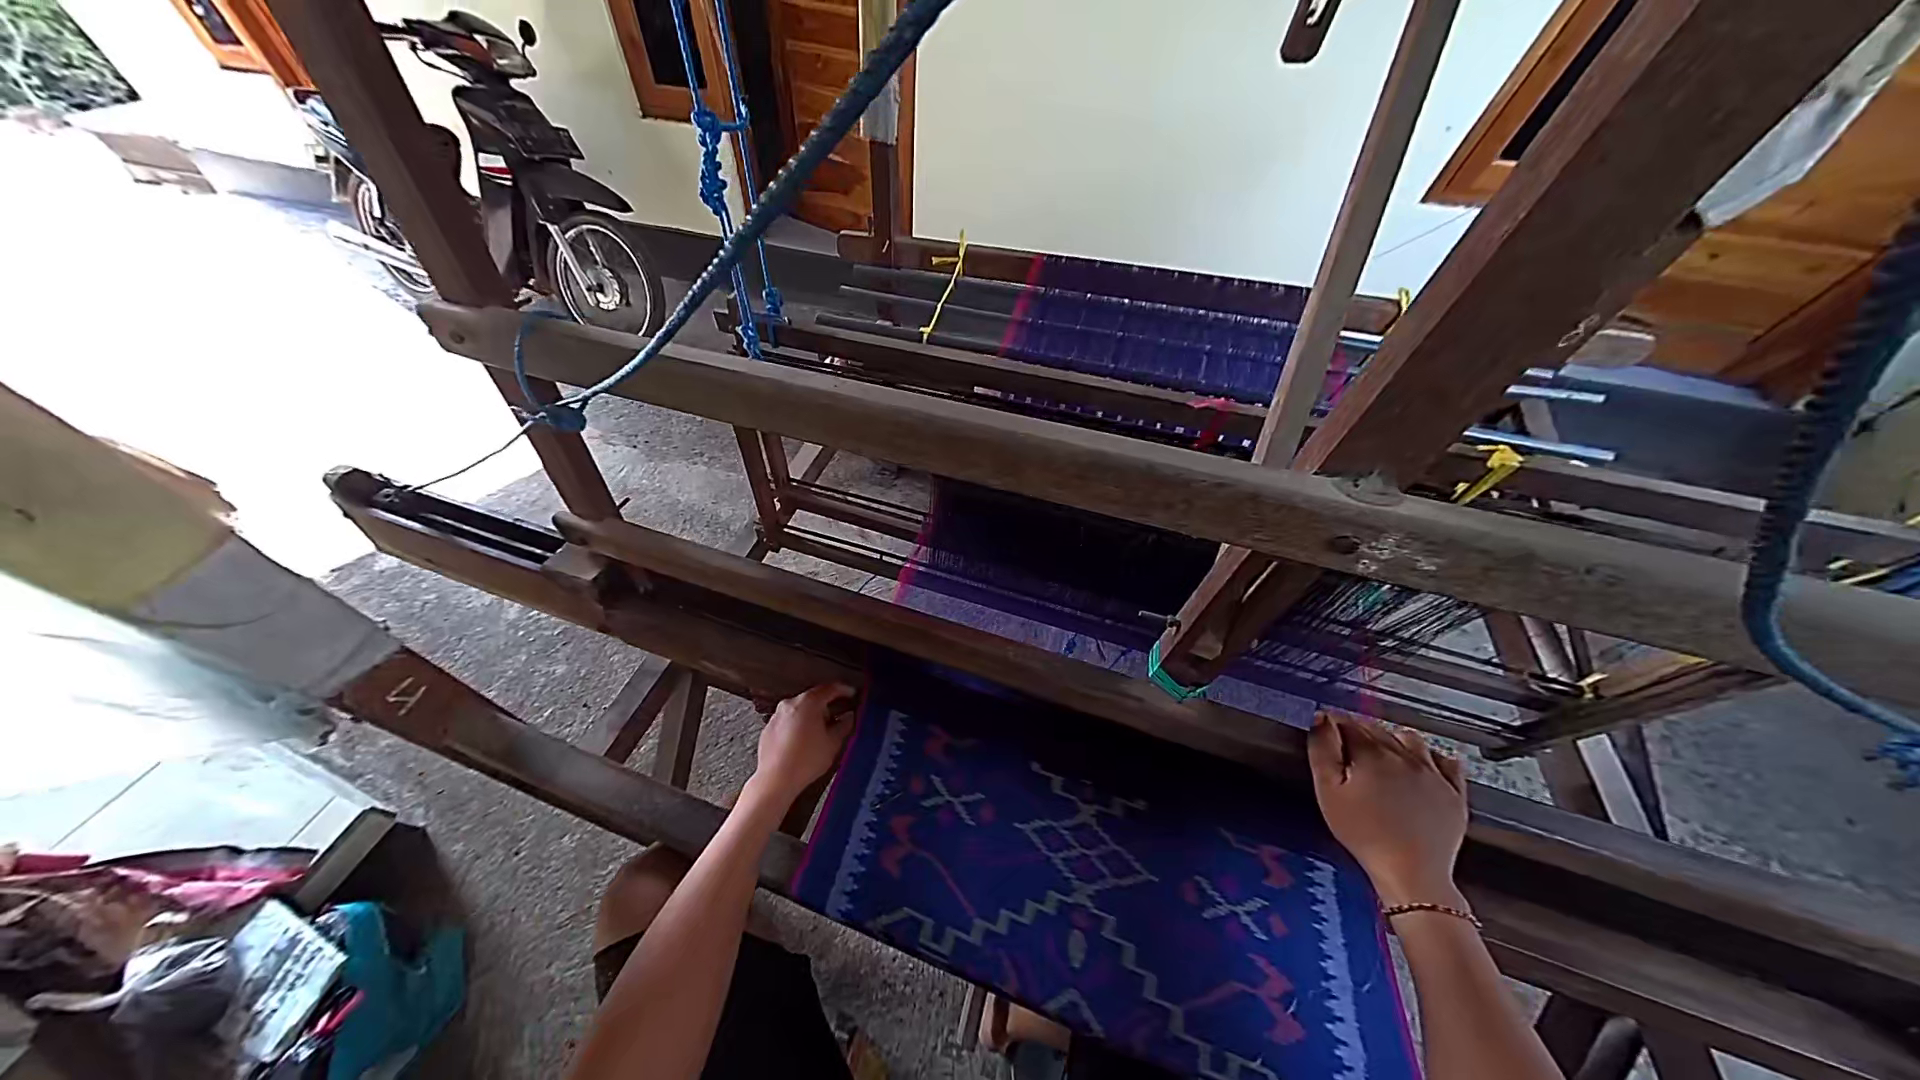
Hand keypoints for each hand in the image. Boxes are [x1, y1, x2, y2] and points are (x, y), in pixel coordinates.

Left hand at [750, 683, 856, 803]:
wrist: (776, 781)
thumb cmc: (804, 763)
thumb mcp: (833, 743)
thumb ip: (845, 725)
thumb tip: (849, 718)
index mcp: (808, 703)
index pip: (830, 688)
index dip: (844, 690)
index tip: (851, 693)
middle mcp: (790, 704)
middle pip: (814, 698)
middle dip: (827, 707)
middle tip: (838, 719)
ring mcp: (777, 716)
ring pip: (800, 710)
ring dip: (812, 717)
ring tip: (820, 736)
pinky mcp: (769, 729)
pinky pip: (788, 721)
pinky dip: (798, 727)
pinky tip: (804, 744)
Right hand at [1308, 711, 1469, 910]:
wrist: (1411, 873)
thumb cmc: (1364, 835)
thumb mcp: (1328, 791)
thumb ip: (1322, 750)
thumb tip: (1322, 720)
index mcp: (1373, 754)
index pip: (1349, 723)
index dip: (1334, 722)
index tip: (1327, 725)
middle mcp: (1406, 757)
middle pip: (1378, 729)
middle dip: (1359, 730)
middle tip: (1346, 742)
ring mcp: (1434, 775)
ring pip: (1411, 739)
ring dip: (1393, 739)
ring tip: (1380, 752)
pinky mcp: (1454, 794)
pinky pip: (1447, 761)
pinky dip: (1432, 757)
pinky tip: (1421, 764)